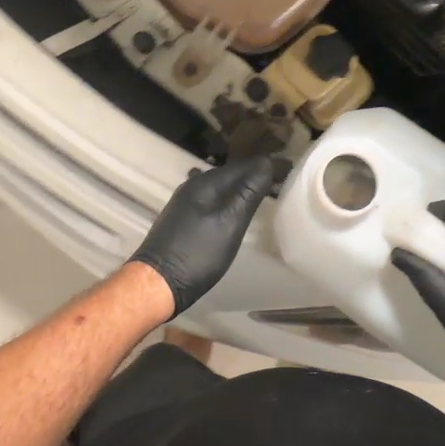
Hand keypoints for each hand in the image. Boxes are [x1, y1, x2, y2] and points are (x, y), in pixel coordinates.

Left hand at [129, 156, 284, 317]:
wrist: (156, 282)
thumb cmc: (198, 253)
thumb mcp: (230, 223)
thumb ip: (248, 193)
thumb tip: (267, 163)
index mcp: (205, 182)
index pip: (243, 165)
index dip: (265, 167)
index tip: (287, 171)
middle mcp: (192, 185)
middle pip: (229, 174)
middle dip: (252, 176)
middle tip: (278, 182)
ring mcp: (184, 202)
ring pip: (218, 187)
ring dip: (238, 188)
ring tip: (258, 194)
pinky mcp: (180, 218)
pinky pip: (209, 199)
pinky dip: (225, 200)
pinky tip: (230, 208)